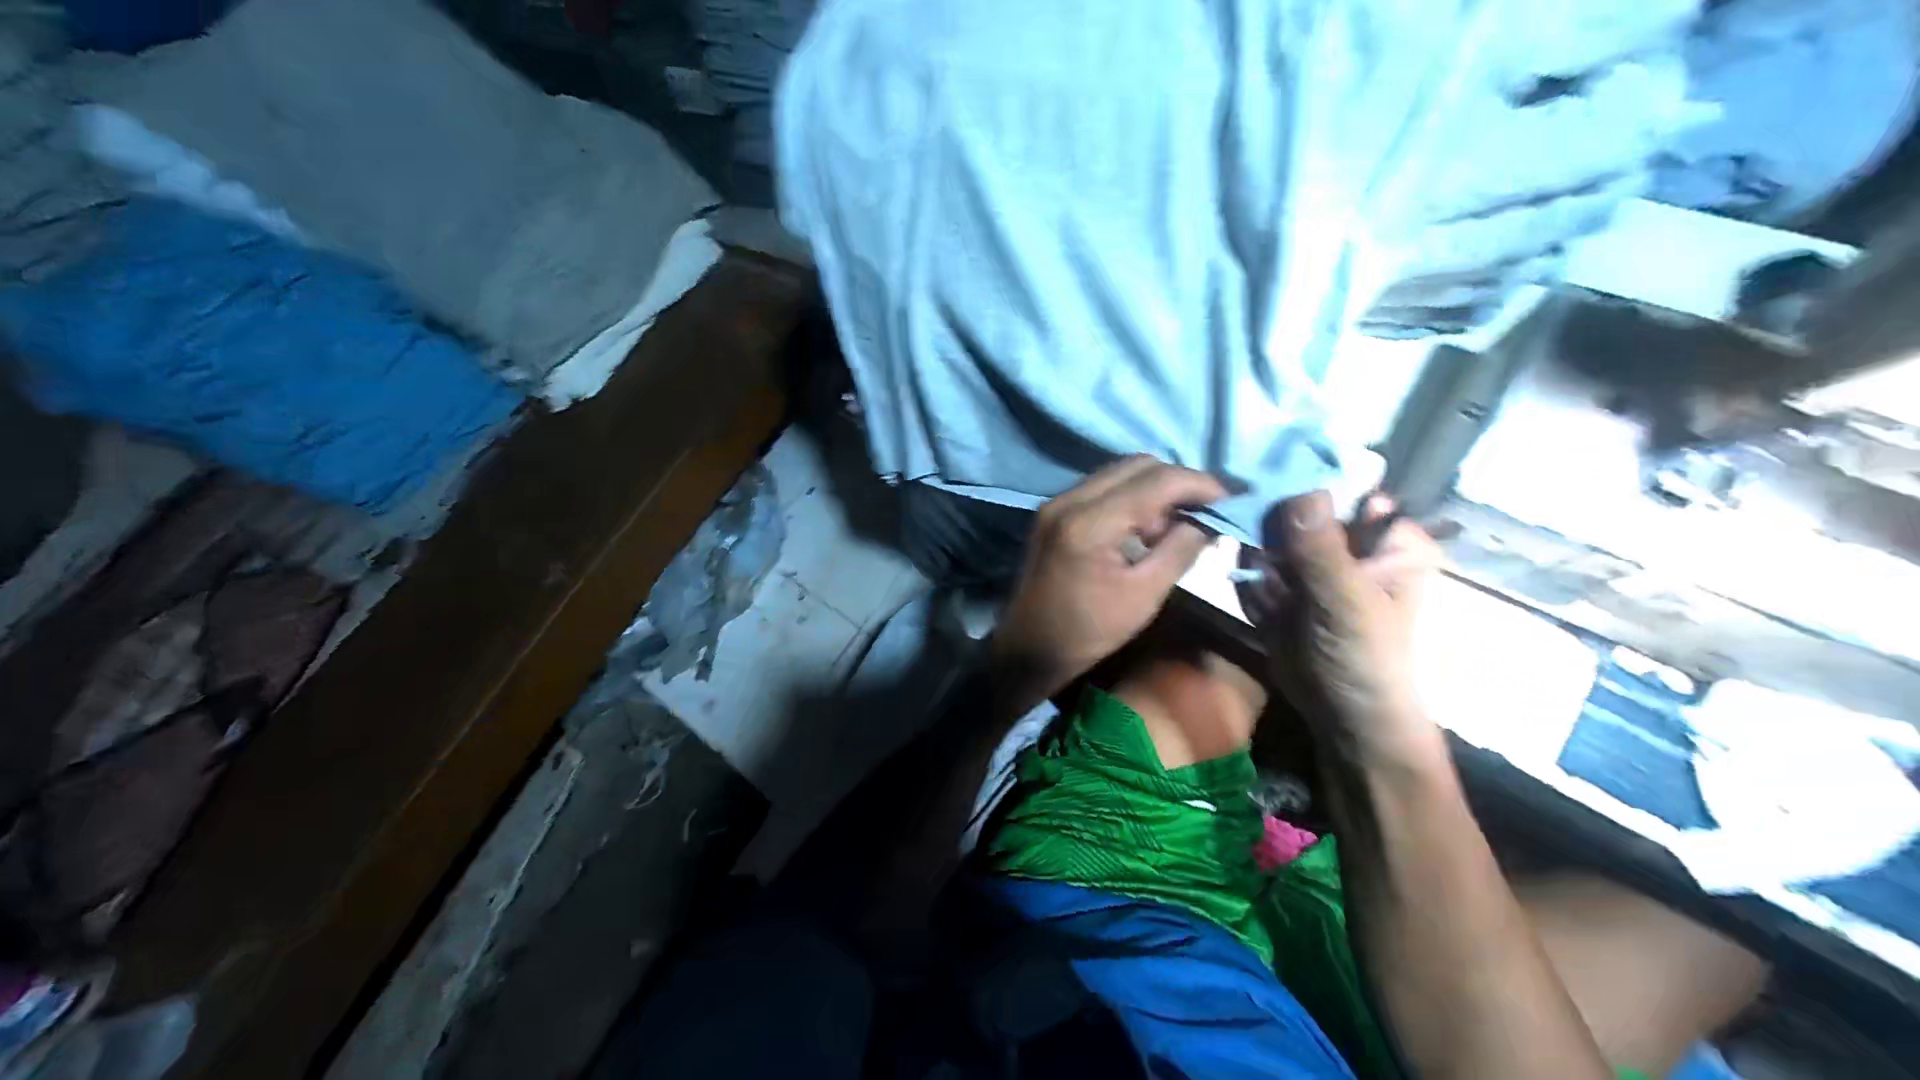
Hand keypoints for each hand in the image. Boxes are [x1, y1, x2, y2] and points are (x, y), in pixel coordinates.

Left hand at [991, 457, 1226, 697]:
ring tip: (1174, 526)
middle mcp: (1070, 499)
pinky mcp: (1053, 512)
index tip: (1230, 500)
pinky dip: (1130, 498)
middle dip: (1177, 484)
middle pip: (1138, 465)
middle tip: (1202, 514)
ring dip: (1153, 490)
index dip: (1199, 485)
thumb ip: (1180, 550)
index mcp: (1090, 521)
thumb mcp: (1144, 595)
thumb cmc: (1088, 631)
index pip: (1157, 480)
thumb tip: (1208, 521)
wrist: (1028, 649)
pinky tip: (1144, 529)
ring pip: (1119, 473)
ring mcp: (1057, 502)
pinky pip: (1101, 488)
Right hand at [1242, 491, 1443, 764]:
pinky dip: (1251, 582)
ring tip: (1274, 598)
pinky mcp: (1286, 581)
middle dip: (1271, 529)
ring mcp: (1314, 559)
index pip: (1341, 486)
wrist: (1341, 717)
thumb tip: (1302, 488)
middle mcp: (1351, 539)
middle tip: (1267, 561)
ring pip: (1268, 532)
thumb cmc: (1363, 660)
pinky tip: (1267, 611)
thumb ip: (1322, 549)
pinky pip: (1255, 563)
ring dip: (1259, 561)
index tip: (1263, 485)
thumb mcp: (1345, 603)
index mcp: (1387, 537)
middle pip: (1296, 505)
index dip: (1301, 481)